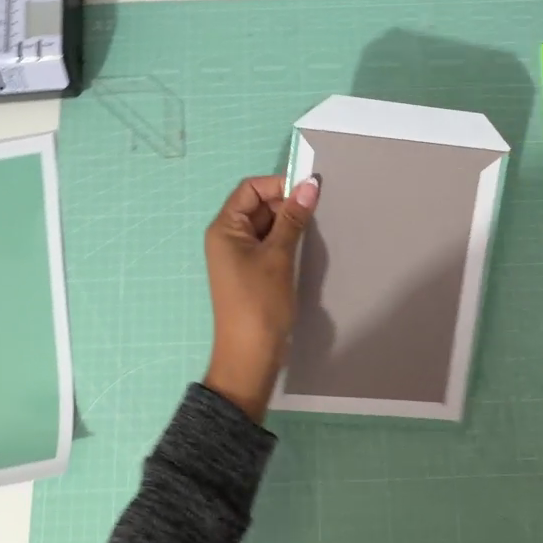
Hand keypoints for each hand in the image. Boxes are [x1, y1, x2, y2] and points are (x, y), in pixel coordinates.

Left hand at [201, 175, 318, 421]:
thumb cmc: (260, 302)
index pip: (250, 189)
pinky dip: (286, 240)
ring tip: (313, 228)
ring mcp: (239, 255)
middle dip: (287, 204)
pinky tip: (305, 245)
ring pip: (267, 225)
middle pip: (258, 205)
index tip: (309, 191)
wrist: (250, 357)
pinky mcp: (252, 270)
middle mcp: (228, 237)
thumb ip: (293, 218)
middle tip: (317, 211)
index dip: (278, 185)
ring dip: (289, 222)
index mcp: (225, 228)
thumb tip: (309, 184)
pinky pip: (269, 243)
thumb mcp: (279, 256)